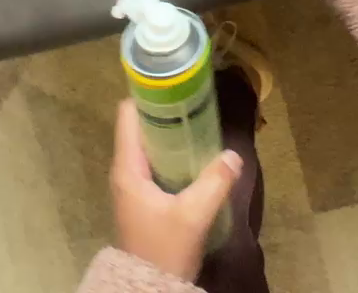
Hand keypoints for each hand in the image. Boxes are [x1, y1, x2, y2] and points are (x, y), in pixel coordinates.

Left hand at [110, 100, 241, 279]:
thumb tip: (233, 155)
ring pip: (147, 144)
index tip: (174, 84)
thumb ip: (214, 182)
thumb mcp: (193, 216)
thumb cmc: (163, 249)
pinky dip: (169, 151)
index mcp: (127, 167)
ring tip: (196, 122)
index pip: (127, 113)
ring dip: (169, 132)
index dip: (148, 95)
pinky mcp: (140, 197)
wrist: (147, 291)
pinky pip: (152, 160)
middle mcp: (124, 170)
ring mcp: (131, 184)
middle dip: (165, 111)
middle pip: (139, 125)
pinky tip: (192, 153)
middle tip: (194, 102)